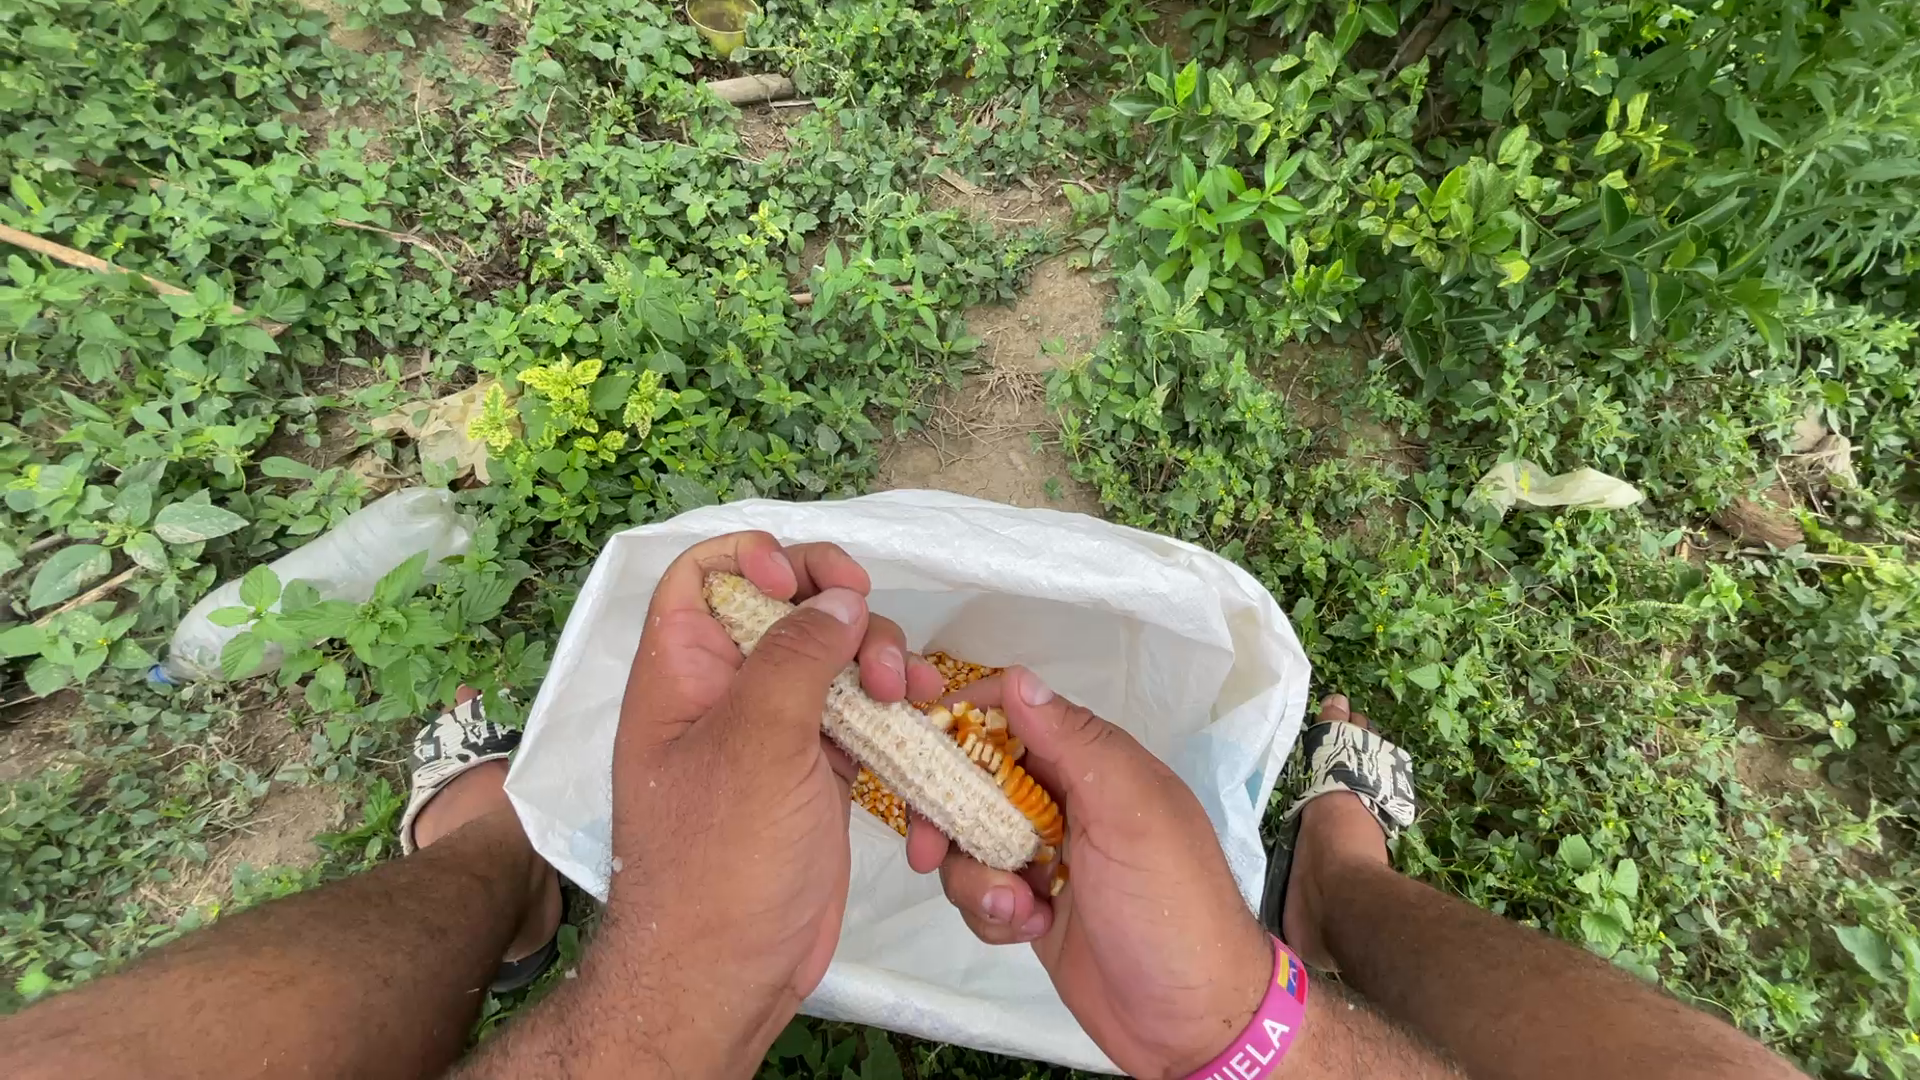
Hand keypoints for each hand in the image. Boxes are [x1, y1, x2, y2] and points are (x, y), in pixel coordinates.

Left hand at [579, 531, 941, 1076]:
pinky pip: (864, 702)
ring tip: (906, 691)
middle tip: (866, 625)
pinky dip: (896, 697)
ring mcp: (782, 721)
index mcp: (685, 670)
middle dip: (836, 604)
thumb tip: (839, 599)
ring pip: (835, 650)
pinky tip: (923, 707)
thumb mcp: (754, 742)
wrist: (733, 969)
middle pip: (786, 602)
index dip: (748, 558)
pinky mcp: (824, 755)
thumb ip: (797, 657)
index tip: (794, 582)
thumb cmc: (721, 854)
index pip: (702, 576)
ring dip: (880, 653)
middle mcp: (732, 685)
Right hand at [907, 667, 1271, 1079]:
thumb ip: (1074, 742)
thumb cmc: (1167, 905)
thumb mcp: (1129, 812)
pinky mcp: (1030, 901)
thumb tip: (1016, 677)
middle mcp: (1063, 797)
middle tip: (925, 849)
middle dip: (947, 812)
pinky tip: (1027, 927)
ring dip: (974, 874)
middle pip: (977, 778)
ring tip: (1013, 907)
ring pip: (971, 837)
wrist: (1192, 1024)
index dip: (966, 719)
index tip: (923, 742)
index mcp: (1091, 761)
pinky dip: (991, 910)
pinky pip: (981, 888)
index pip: (1016, 714)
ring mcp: (1044, 851)